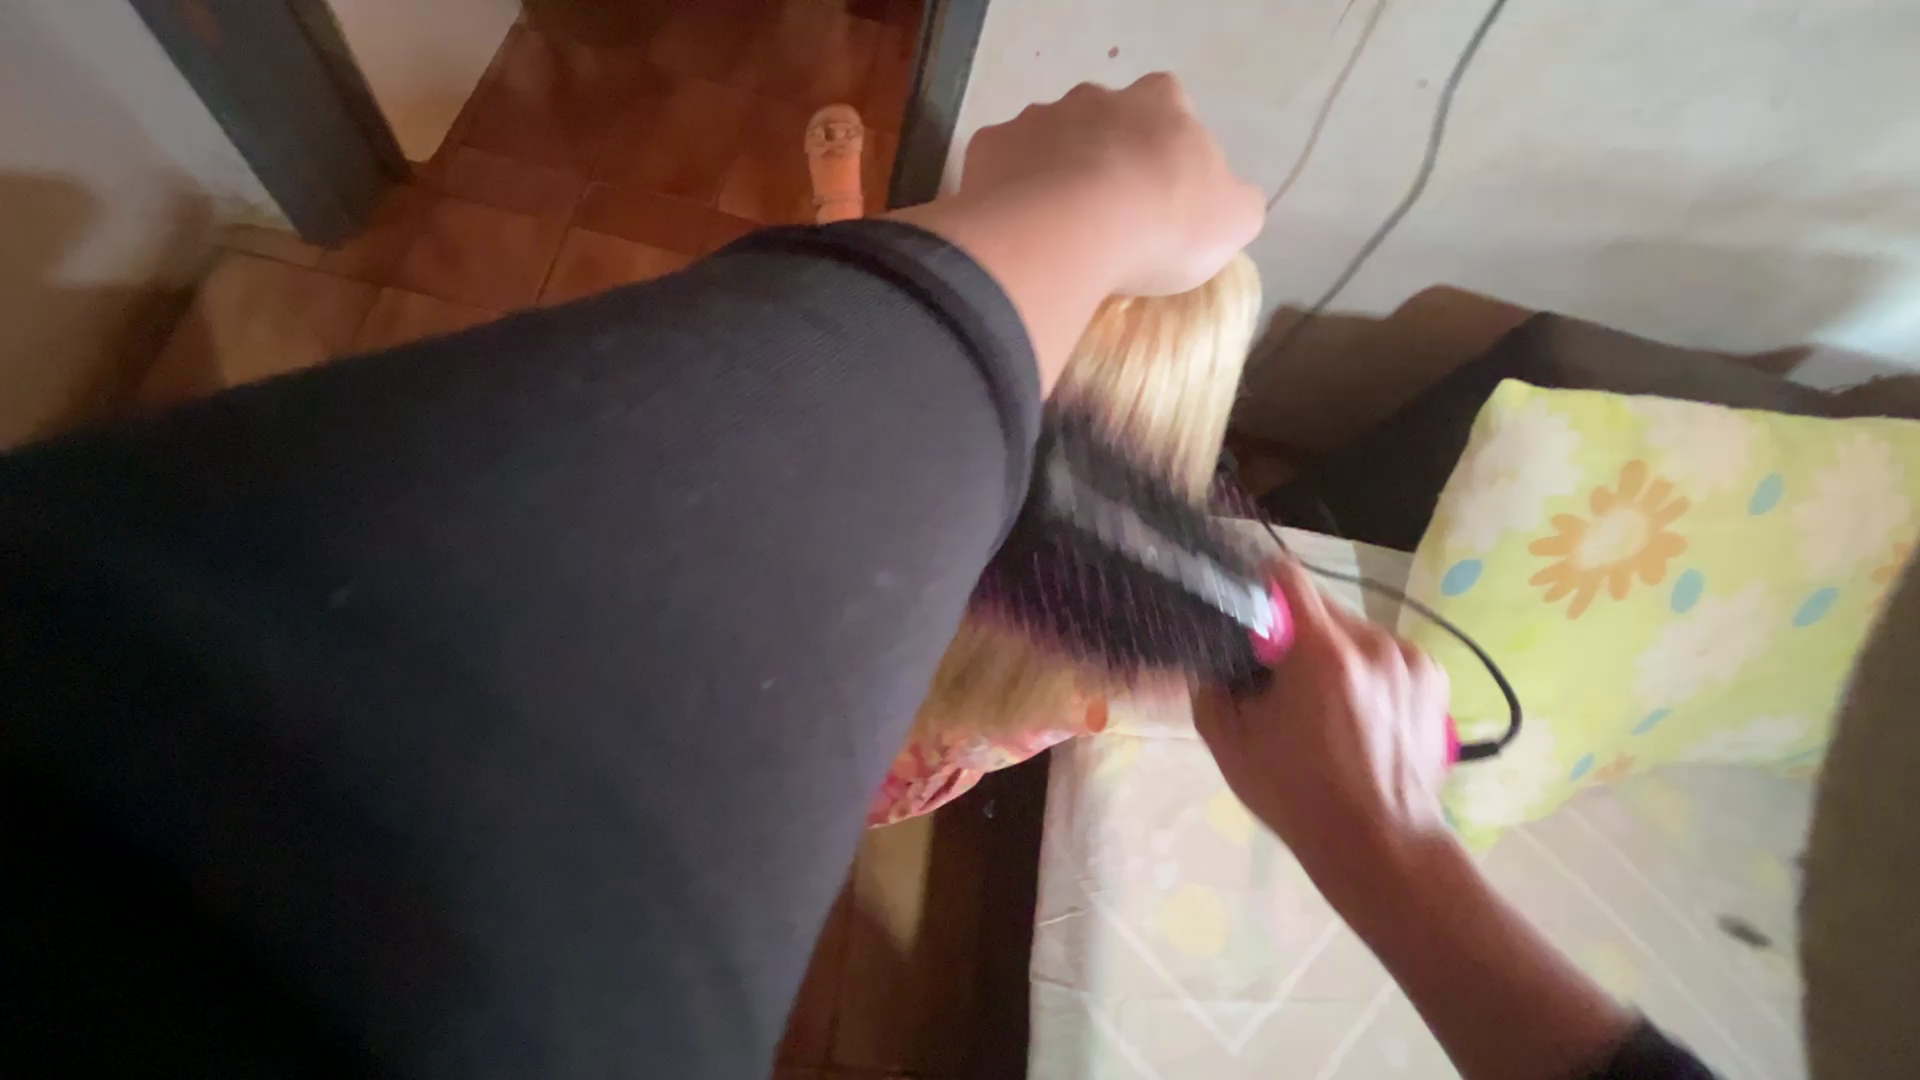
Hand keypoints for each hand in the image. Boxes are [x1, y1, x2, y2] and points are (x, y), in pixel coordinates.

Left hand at [959, 74, 1263, 296]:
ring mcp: (1037, 118)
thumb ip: (1233, 205)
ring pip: (1046, 146)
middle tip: (1103, 224)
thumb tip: (1227, 204)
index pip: (1170, 114)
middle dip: (1103, 165)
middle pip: (1103, 127)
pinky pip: (1000, 171)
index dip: (1163, 159)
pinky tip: (1015, 235)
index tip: (1156, 204)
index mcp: (1161, 103)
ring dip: (1051, 180)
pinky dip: (1006, 197)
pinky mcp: (990, 147)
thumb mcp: (1231, 224)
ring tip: (1054, 236)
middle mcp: (1096, 97)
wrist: (1069, 236)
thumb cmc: (1160, 226)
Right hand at [1193, 561, 1453, 895]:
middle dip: (1293, 630)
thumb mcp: (1227, 740)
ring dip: (1330, 649)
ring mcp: (1411, 658)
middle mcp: (1373, 642)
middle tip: (1281, 676)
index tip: (1248, 621)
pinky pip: (1382, 651)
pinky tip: (1357, 711)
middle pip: (1319, 604)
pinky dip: (1363, 668)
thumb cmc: (1296, 794)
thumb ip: (1211, 682)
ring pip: (1352, 628)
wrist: (1381, 846)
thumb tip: (1215, 654)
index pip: (1285, 576)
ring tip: (1322, 700)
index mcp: (1321, 652)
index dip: (1258, 590)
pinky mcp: (1435, 677)